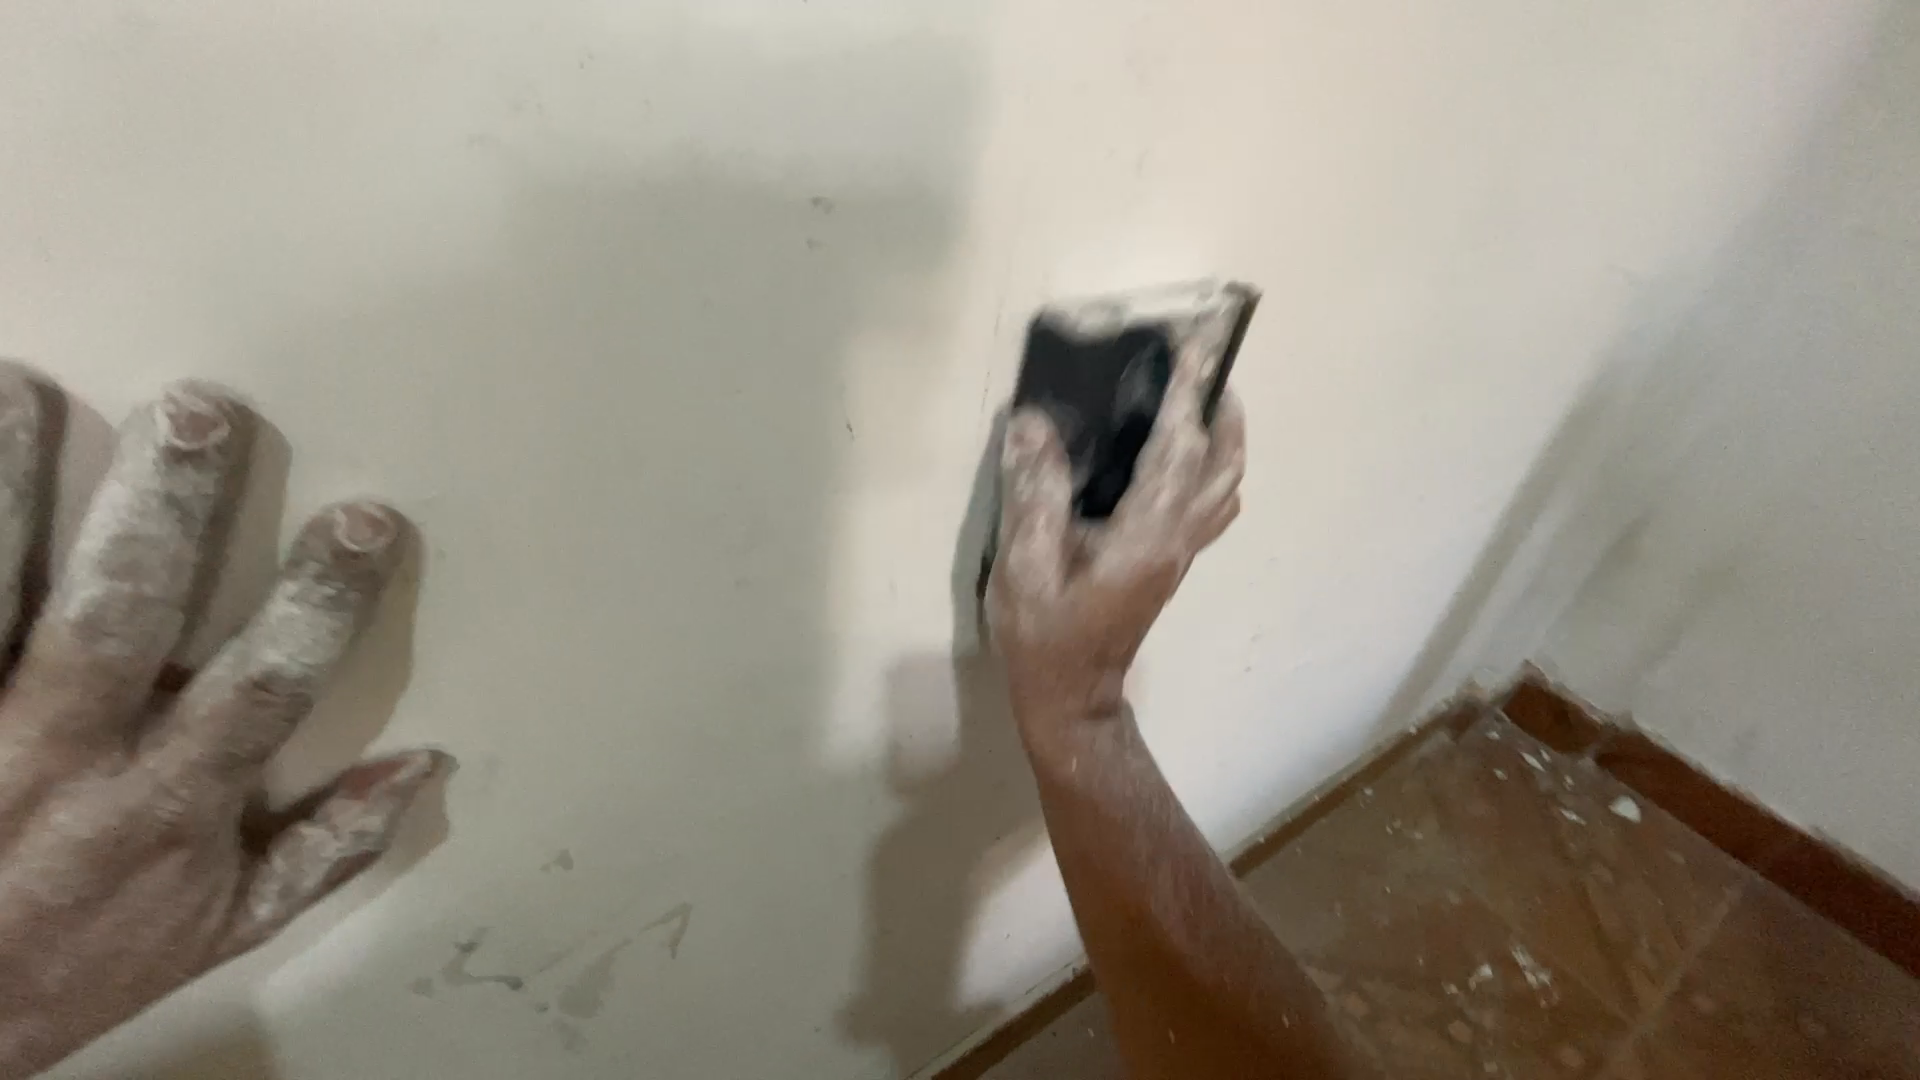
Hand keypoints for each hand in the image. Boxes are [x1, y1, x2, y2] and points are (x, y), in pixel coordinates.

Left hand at [0, 376, 447, 1077]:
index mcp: (164, 802)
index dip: (321, 601)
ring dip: (8, 490)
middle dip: (166, 512)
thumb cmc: (65, 969)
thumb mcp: (225, 928)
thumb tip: (424, 763)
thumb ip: (328, 850)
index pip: (265, 684)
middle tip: (200, 412)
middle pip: (117, 616)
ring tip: (27, 389)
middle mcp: (57, 756)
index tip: (363, 522)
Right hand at [988, 336, 1245, 735]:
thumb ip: (1035, 493)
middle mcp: (1176, 540)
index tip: (1193, 343)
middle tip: (1201, 367)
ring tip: (1197, 402)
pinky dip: (1211, 469)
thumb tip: (1034, 423)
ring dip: (1223, 438)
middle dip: (1221, 408)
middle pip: (1223, 464)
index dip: (1187, 392)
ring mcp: (1180, 555)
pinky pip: (1211, 506)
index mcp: (1145, 535)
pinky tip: (1180, 458)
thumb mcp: (1025, 566)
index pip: (1179, 448)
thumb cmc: (1046, 636)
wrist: (1071, 695)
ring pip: (1225, 486)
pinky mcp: (1172, 564)